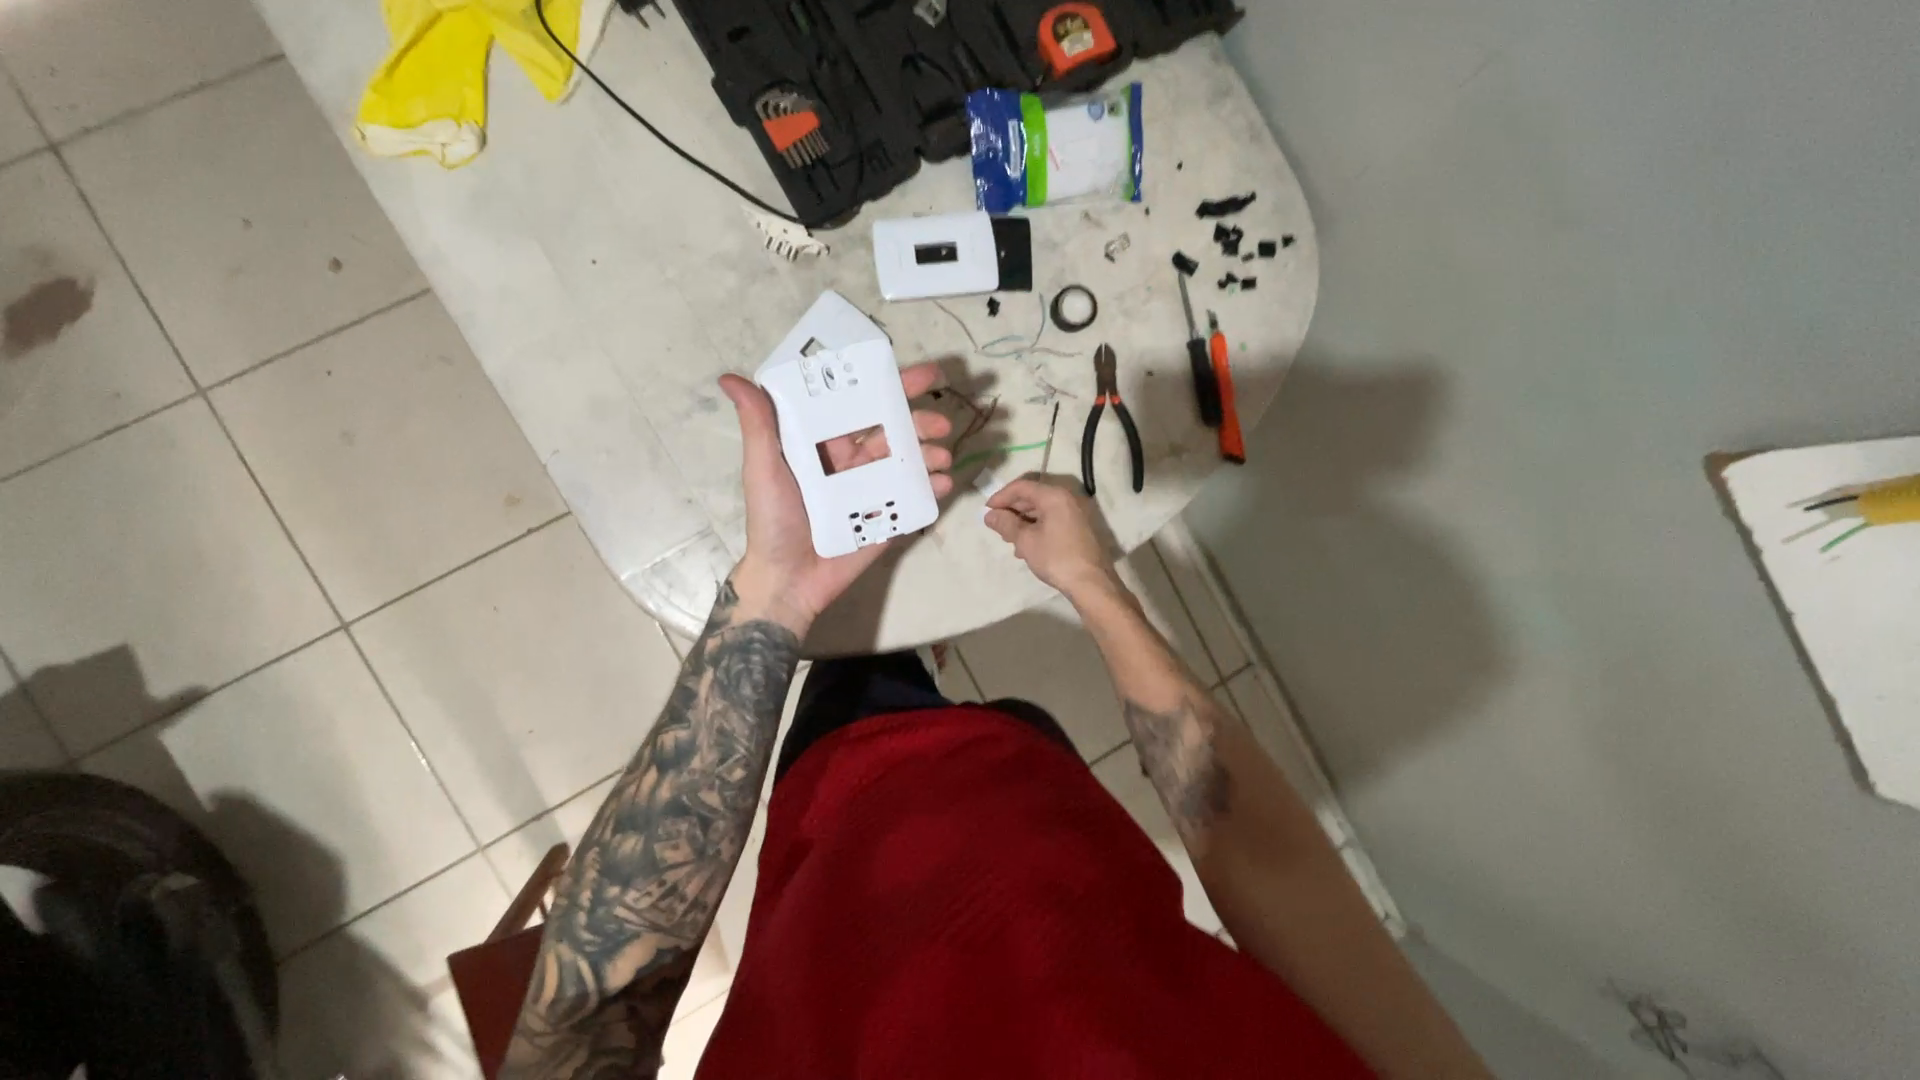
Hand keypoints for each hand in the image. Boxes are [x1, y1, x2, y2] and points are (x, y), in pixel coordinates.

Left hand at [719, 364, 954, 632]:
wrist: (787, 581)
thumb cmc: (771, 521)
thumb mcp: (762, 469)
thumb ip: (758, 425)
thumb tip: (730, 379)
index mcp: (826, 443)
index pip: (860, 405)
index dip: (889, 386)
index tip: (919, 373)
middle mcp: (853, 462)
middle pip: (894, 431)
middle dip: (921, 421)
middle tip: (940, 422)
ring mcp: (873, 490)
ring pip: (908, 462)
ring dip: (930, 453)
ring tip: (941, 455)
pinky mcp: (887, 519)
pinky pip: (914, 499)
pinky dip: (932, 488)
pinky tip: (943, 482)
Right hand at [983, 478, 1121, 602]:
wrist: (1091, 582)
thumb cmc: (1056, 558)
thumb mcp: (1026, 541)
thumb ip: (1006, 524)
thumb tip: (989, 515)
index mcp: (1054, 496)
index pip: (1022, 486)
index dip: (1001, 497)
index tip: (986, 511)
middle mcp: (1066, 498)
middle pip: (1032, 496)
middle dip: (1012, 510)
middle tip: (997, 527)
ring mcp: (1074, 513)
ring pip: (1041, 510)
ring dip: (1023, 521)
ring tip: (1010, 540)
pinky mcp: (1078, 527)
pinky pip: (1051, 519)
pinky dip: (1036, 528)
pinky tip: (1027, 547)